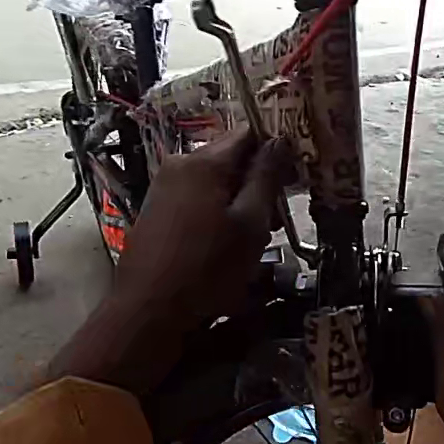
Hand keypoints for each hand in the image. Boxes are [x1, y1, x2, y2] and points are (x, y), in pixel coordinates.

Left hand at [49, 129, 291, 395]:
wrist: (148, 310)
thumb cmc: (207, 269)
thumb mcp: (250, 224)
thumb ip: (266, 176)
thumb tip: (282, 138)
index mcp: (204, 161)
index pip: (249, 133)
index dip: (277, 149)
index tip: (295, 175)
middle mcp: (179, 163)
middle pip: (230, 157)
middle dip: (258, 180)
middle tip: (278, 216)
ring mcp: (163, 186)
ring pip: (213, 180)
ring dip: (239, 199)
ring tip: (255, 236)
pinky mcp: (156, 209)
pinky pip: (195, 197)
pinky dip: (216, 211)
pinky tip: (225, 242)